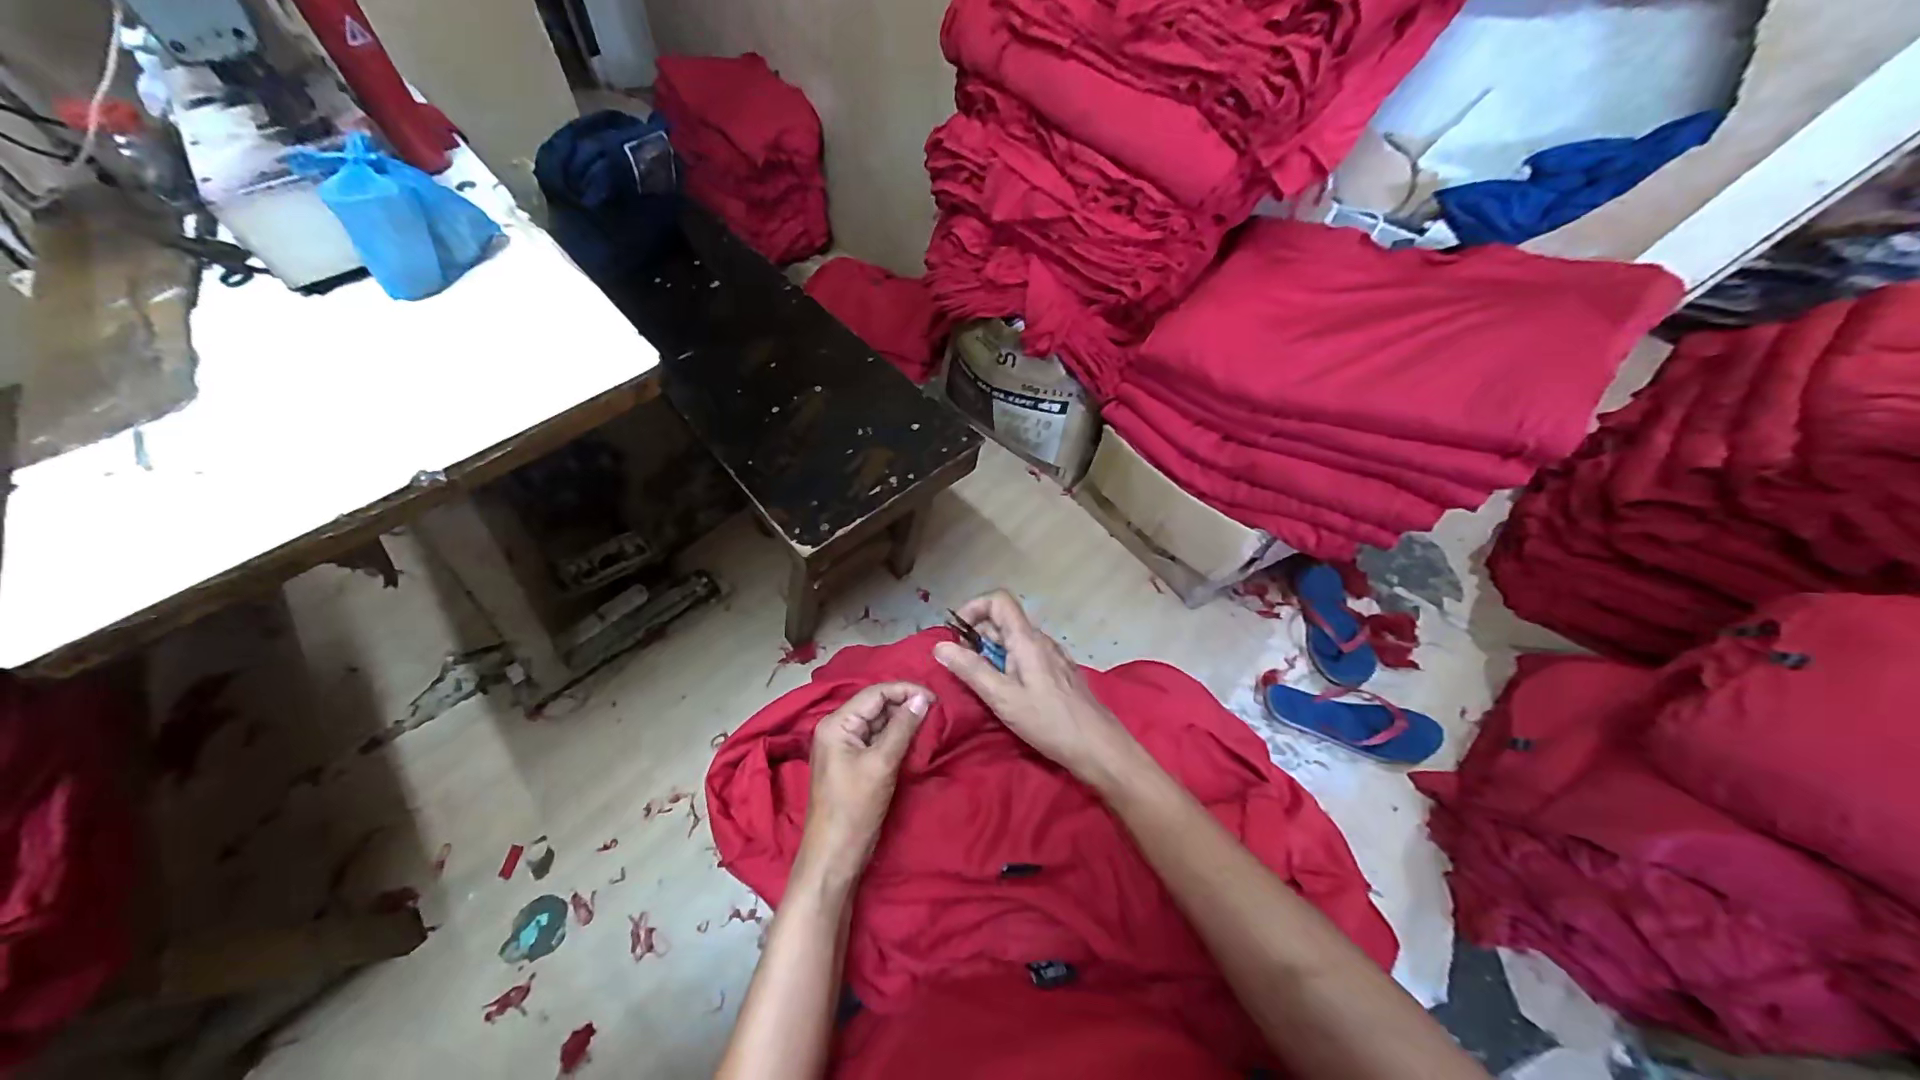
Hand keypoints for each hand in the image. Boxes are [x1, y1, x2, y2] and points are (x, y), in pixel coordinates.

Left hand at [797, 682, 933, 884]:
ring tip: (931, 720)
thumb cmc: (854, 807)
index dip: (905, 690)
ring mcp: (844, 747)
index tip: (935, 697)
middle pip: (875, 705)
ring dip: (902, 720)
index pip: (874, 693)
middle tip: (936, 709)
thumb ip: (902, 727)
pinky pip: (877, 740)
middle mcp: (837, 729)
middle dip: (905, 704)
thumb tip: (923, 698)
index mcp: (836, 724)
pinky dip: (896, 737)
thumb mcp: (881, 763)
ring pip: (878, 722)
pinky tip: (916, 738)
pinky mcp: (853, 763)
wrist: (835, 854)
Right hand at [933, 590, 1140, 788]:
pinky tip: (1006, 692)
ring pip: (1013, 641)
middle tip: (962, 669)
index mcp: (1027, 640)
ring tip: (981, 684)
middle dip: (976, 638)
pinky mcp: (1057, 673)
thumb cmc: (1049, 721)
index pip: (998, 600)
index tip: (956, 636)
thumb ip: (970, 670)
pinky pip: (1025, 657)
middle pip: (1002, 622)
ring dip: (990, 654)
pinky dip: (1007, 665)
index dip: (973, 609)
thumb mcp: (1002, 698)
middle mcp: (1041, 641)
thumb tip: (940, 646)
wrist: (1097, 746)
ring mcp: (1051, 656)